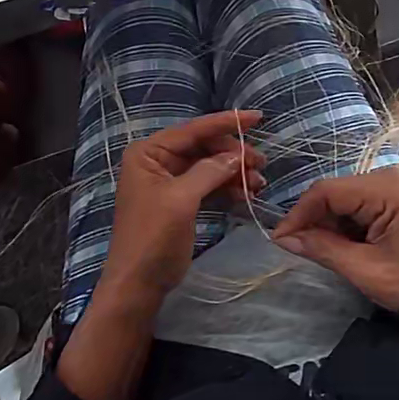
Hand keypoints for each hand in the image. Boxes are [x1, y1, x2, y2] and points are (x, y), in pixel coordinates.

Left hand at [104, 110, 264, 296]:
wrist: (138, 282)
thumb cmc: (152, 236)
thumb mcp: (181, 200)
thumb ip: (209, 172)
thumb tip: (237, 154)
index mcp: (147, 153)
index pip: (191, 130)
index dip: (225, 123)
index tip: (258, 118)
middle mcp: (155, 161)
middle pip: (201, 148)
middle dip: (231, 154)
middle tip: (260, 165)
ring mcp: (166, 182)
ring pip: (206, 168)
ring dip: (232, 173)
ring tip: (257, 185)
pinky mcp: (177, 202)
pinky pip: (206, 186)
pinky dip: (225, 189)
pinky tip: (245, 195)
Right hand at [270, 167, 398, 310]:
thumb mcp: (366, 270)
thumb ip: (322, 249)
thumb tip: (283, 239)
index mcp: (384, 190)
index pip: (325, 192)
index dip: (298, 214)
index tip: (280, 239)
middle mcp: (384, 178)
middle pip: (330, 194)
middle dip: (311, 221)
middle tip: (299, 248)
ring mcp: (387, 187)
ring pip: (337, 200)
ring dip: (324, 225)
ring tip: (321, 250)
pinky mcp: (387, 199)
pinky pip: (351, 206)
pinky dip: (339, 226)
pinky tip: (339, 245)